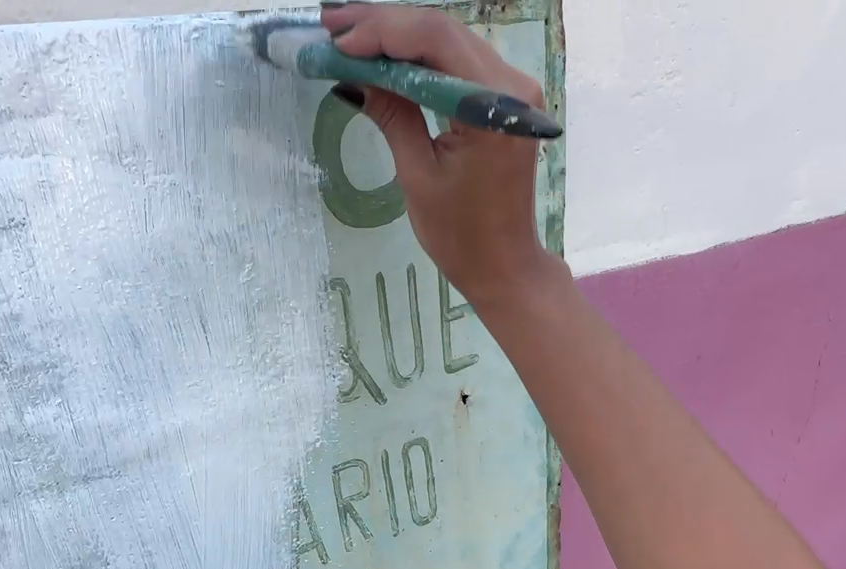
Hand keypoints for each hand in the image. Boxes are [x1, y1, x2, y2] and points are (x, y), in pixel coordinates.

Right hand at [323, 2, 565, 306]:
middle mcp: (512, 84)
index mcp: (492, 107)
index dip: (381, 34)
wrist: (504, 264)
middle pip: (442, 32)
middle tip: (331, 26)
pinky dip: (420, 58)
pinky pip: (458, 63)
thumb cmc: (460, 236)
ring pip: (449, 42)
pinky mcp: (508, 99)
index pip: (433, 43)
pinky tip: (385, 56)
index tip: (336, 41)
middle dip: (384, 26)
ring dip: (399, 36)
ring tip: (349, 36)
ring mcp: (514, 88)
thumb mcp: (417, 177)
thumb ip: (393, 118)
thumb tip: (355, 79)